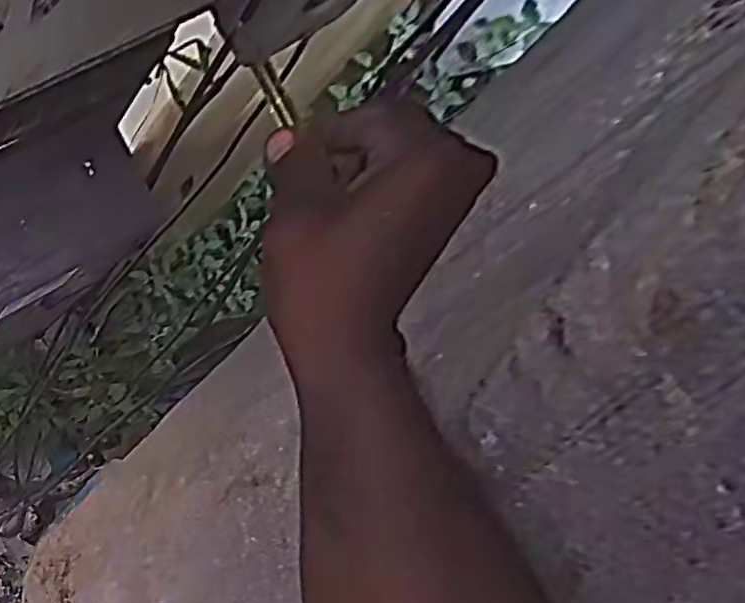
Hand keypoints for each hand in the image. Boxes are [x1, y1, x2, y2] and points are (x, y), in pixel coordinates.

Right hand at [261, 100, 496, 375]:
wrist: (342, 345)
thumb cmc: (319, 284)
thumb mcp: (295, 217)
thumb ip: (295, 167)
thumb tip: (286, 138)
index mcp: (426, 156)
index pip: (374, 116)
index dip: (326, 131)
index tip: (290, 153)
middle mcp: (458, 166)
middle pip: (392, 135)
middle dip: (343, 155)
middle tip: (298, 186)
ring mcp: (456, 196)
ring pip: (397, 161)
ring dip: (354, 177)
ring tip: (314, 212)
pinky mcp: (442, 223)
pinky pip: (405, 187)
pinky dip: (371, 197)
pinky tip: (336, 226)